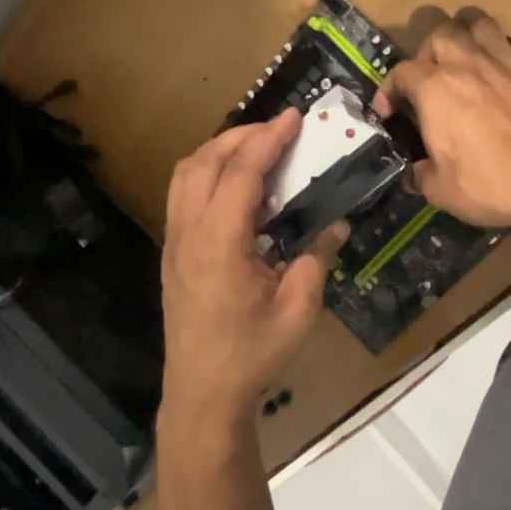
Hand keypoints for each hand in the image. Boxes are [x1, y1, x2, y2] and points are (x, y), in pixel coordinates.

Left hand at [161, 109, 347, 424]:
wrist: (203, 392)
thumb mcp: (298, 310)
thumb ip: (316, 260)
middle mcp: (189, 233)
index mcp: (220, 243)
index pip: (242, 173)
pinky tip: (238, 189)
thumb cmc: (252, 355)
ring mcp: (174, 243)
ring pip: (186, 174)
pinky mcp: (172, 255)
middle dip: (242, 136)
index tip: (295, 116)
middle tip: (280, 130)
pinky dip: (208, 175)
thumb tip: (338, 225)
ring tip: (256, 150)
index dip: (269, 139)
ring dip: (219, 151)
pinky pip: (183, 196)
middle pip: (205, 161)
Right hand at [374, 15, 510, 227]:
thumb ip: (419, 174)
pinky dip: (500, 50)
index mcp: (434, 88)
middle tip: (429, 78)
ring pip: (478, 23)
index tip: (388, 112)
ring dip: (466, 34)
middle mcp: (465, 64)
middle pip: (440, 33)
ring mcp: (501, 63)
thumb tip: (414, 173)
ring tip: (463, 56)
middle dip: (428, 52)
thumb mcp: (438, 189)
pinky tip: (497, 70)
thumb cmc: (485, 185)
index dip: (389, 91)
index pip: (401, 73)